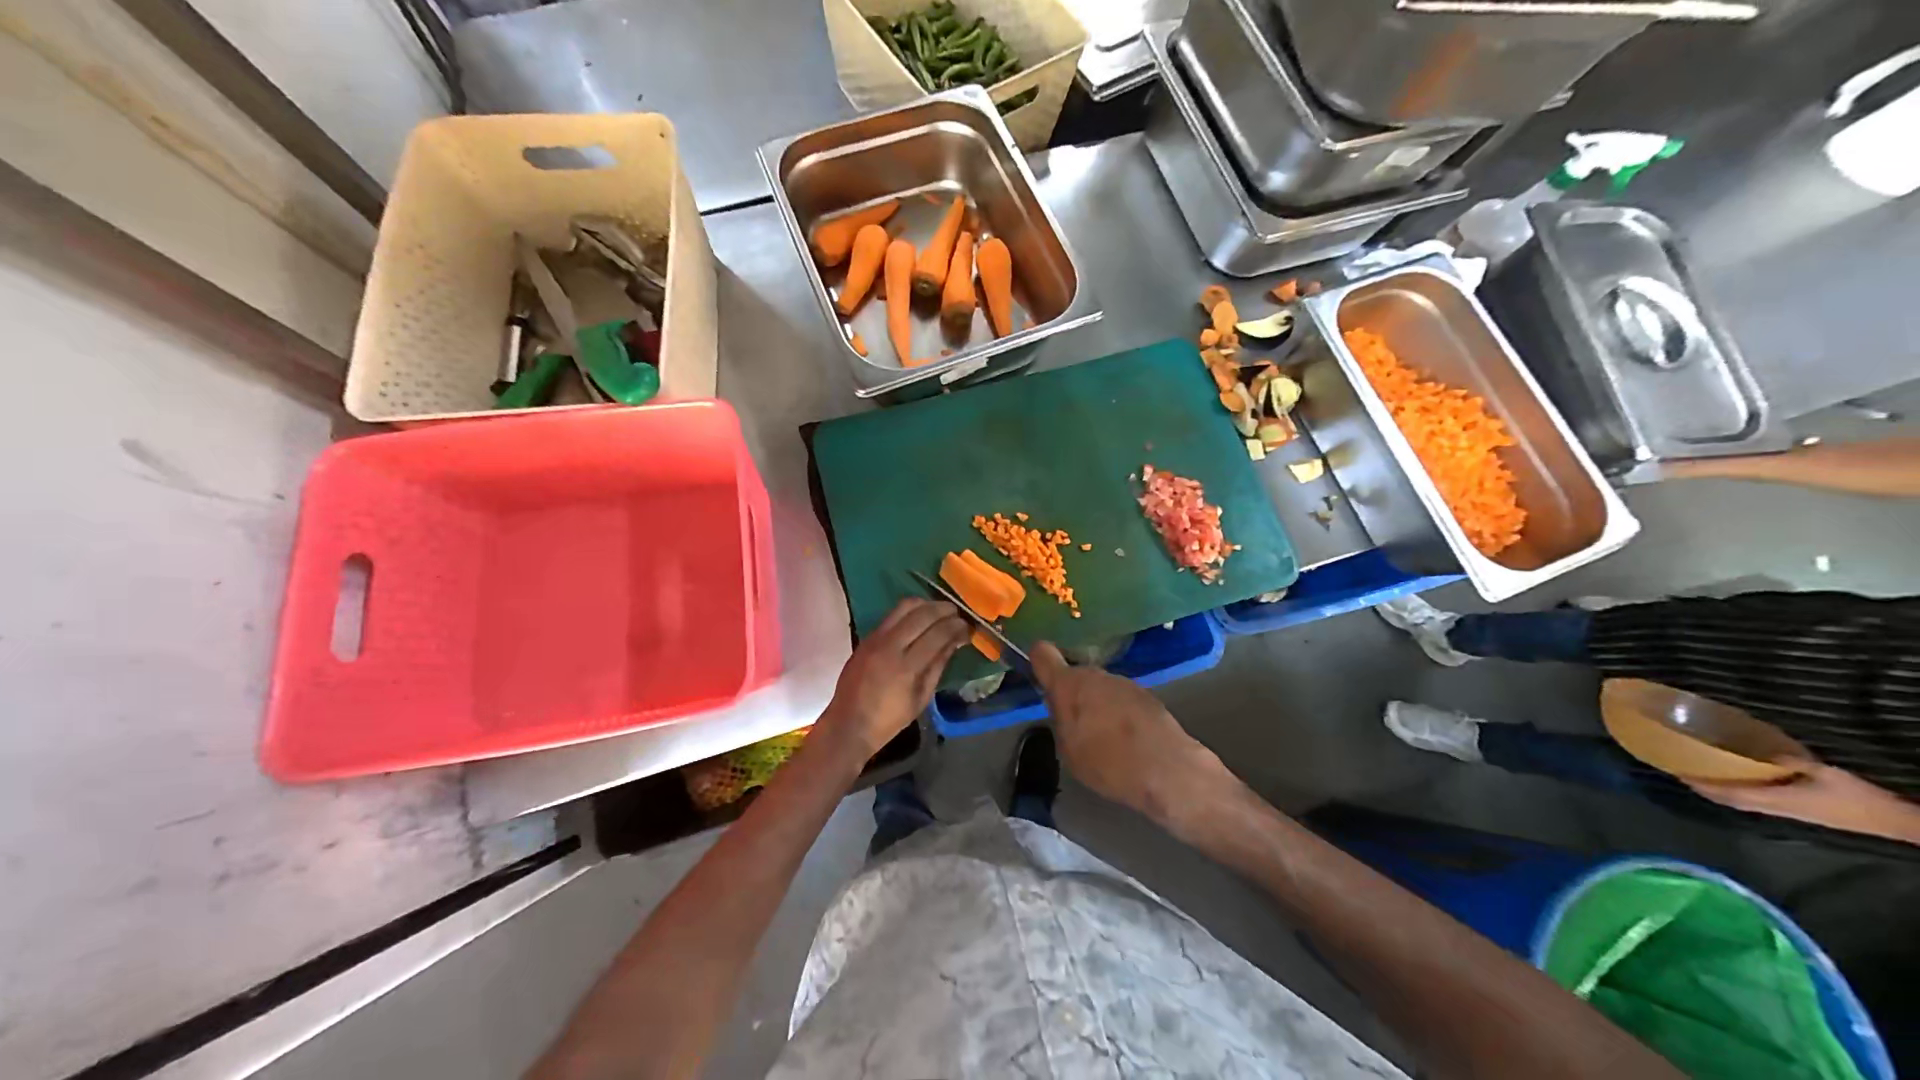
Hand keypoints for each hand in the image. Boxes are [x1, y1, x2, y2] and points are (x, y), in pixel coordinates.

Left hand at [821, 598, 968, 758]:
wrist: (849, 724)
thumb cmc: (889, 720)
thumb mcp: (921, 697)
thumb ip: (937, 666)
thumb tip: (954, 641)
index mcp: (906, 667)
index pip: (937, 634)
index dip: (955, 627)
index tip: (966, 626)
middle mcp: (889, 646)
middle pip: (922, 615)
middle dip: (944, 610)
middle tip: (957, 613)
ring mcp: (875, 639)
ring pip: (904, 607)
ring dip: (926, 605)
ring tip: (939, 611)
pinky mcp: (866, 638)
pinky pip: (891, 616)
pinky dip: (909, 612)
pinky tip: (920, 618)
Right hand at [1030, 641, 1232, 824]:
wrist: (1167, 770)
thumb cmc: (1108, 764)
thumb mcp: (1068, 750)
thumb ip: (1061, 721)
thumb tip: (1063, 709)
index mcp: (1068, 685)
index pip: (1043, 654)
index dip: (1037, 660)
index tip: (1037, 673)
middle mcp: (1095, 675)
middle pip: (1075, 675)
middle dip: (1072, 694)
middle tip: (1074, 723)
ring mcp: (1124, 682)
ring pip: (1100, 687)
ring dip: (1098, 703)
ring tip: (1103, 737)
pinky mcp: (1147, 695)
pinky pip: (1122, 699)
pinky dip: (1120, 712)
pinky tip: (1126, 739)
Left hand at [1686, 765, 1919, 843]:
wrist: (1894, 821)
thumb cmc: (1858, 796)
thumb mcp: (1825, 772)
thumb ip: (1792, 760)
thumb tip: (1764, 748)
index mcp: (1776, 800)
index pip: (1728, 794)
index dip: (1701, 785)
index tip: (1678, 773)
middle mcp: (1775, 808)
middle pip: (1729, 800)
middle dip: (1703, 788)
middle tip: (1681, 771)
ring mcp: (1786, 812)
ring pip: (1741, 802)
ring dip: (1719, 791)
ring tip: (1700, 775)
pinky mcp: (1798, 812)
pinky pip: (1756, 802)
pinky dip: (1737, 792)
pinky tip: (1735, 782)